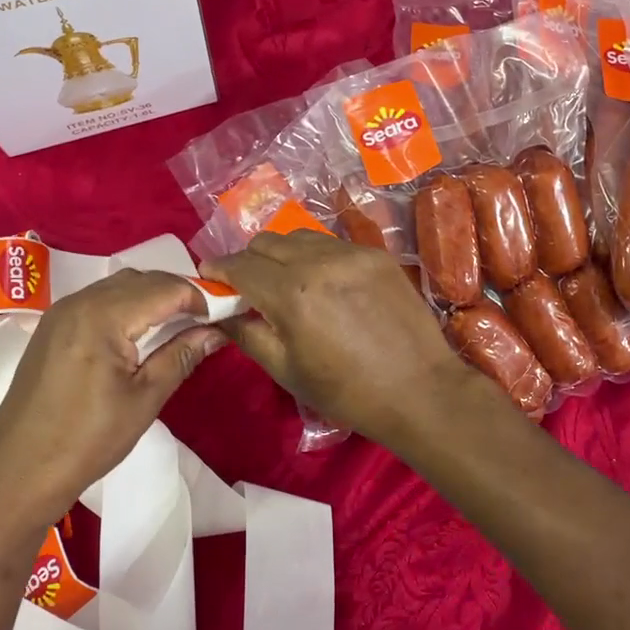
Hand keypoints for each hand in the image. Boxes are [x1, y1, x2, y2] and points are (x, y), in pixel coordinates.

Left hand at [0, 269, 225, 522]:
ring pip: (121, 287)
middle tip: (211, 320)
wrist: (17, 473)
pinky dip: (128, 307)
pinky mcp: (53, 328)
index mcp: (103, 315)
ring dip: (154, 298)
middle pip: (143, 280)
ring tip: (183, 325)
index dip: (203, 296)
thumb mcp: (145, 398)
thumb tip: (219, 331)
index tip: (230, 313)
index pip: (166, 287)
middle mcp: (80, 301)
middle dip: (180, 293)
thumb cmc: (87, 440)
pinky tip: (144, 333)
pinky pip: (100, 301)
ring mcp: (62, 312)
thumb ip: (183, 354)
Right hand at [201, 230, 475, 443]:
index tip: (209, 278)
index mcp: (291, 295)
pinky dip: (315, 257)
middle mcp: (319, 262)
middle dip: (249, 260)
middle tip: (248, 287)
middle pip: (266, 242)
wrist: (419, 389)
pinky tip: (323, 284)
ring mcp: (351, 253)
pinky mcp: (376, 254)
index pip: (240, 265)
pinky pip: (331, 244)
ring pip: (299, 237)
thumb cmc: (347, 392)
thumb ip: (247, 334)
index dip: (219, 270)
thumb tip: (220, 311)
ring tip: (286, 283)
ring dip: (282, 254)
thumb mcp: (286, 371)